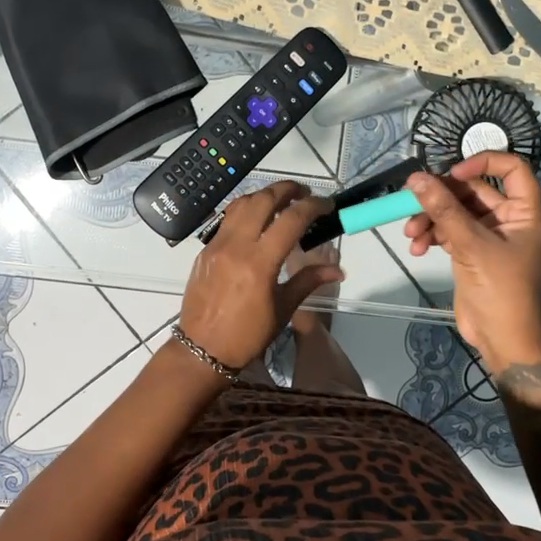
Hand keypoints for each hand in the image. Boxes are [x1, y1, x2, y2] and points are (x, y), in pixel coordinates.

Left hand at [178, 181, 344, 368]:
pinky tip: (257, 221)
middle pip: (263, 200)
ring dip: (264, 195)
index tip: (327, 204)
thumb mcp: (283, 309)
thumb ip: (308, 281)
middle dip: (287, 190)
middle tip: (304, 194)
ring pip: (241, 204)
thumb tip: (338, 269)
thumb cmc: (247, 335)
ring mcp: (217, 245)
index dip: (313, 206)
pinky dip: (246, 210)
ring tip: (281, 202)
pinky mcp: (205, 250)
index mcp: (259, 263)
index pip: (291, 220)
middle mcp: (236, 246)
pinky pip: (227, 219)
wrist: (202, 350)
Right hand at [402, 151, 540, 366]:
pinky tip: (417, 248)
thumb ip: (444, 210)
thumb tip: (417, 180)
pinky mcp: (472, 254)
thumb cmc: (501, 290)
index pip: (512, 169)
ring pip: (456, 213)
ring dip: (431, 219)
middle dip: (442, 198)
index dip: (484, 163)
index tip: (454, 173)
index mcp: (526, 213)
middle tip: (413, 201)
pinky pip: (450, 233)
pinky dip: (432, 237)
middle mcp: (510, 221)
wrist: (502, 339)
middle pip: (474, 192)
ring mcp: (489, 238)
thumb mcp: (472, 246)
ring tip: (411, 234)